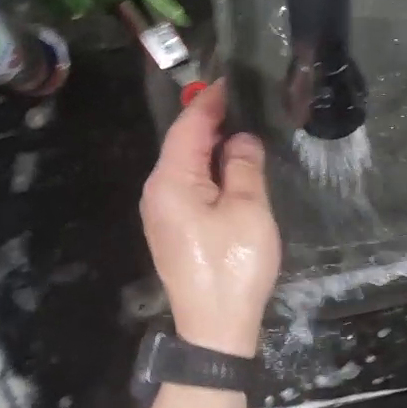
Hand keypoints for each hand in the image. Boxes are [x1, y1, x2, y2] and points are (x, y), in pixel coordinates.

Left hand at [140, 83, 279, 356]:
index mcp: (171, 181)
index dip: (209, 103)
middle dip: (210, 124)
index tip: (229, 81)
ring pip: (187, 170)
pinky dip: (210, 175)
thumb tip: (242, 140)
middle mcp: (157, 193)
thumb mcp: (248, 211)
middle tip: (243, 105)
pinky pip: (190, 190)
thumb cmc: (234, 265)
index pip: (188, 128)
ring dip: (212, 151)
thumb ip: (244, 168)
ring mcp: (163, 215)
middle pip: (182, 147)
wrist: (216, 327)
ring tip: (244, 135)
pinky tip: (232, 175)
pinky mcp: (175, 234)